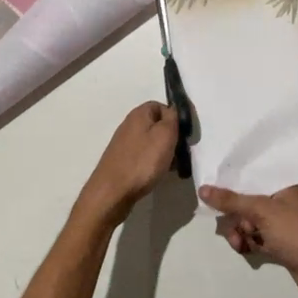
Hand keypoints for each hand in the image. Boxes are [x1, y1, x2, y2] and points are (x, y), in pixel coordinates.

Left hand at [76, 102, 178, 227]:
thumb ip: (172, 118)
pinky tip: (159, 173)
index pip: (161, 106)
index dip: (175, 117)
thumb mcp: (165, 135)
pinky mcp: (123, 160)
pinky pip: (144, 155)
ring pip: (151, 142)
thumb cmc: (142, 161)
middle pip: (157, 125)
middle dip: (171, 137)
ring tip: (173, 166)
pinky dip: (154, 162)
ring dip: (164, 152)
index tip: (185, 134)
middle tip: (181, 152)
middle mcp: (130, 125)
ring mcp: (125, 143)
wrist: (113, 191)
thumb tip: (173, 110)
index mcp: (139, 114)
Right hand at [200, 185, 297, 297]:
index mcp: (282, 186)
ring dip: (239, 232)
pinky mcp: (280, 245)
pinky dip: (248, 244)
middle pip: (247, 201)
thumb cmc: (296, 233)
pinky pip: (255, 239)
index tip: (211, 190)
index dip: (231, 182)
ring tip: (240, 243)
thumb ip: (231, 200)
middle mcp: (282, 202)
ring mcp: (281, 225)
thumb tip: (202, 188)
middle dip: (234, 215)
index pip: (251, 176)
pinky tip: (246, 250)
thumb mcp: (261, 211)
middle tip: (230, 225)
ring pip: (249, 222)